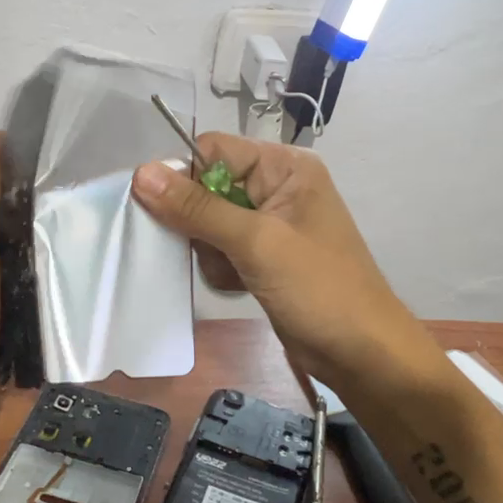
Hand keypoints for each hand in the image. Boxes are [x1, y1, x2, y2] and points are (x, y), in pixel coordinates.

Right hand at [130, 132, 436, 402]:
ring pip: (208, 224)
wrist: (361, 352)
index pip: (213, 150)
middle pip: (206, 187)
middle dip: (198, 224)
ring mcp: (270, 225)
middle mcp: (276, 188)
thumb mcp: (256, 243)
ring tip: (235, 274)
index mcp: (284, 167)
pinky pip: (221, 251)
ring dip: (210, 252)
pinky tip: (241, 287)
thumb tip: (141, 173)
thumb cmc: (319, 289)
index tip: (161, 212)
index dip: (183, 177)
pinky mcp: (264, 258)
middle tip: (212, 251)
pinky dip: (222, 269)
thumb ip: (198, 209)